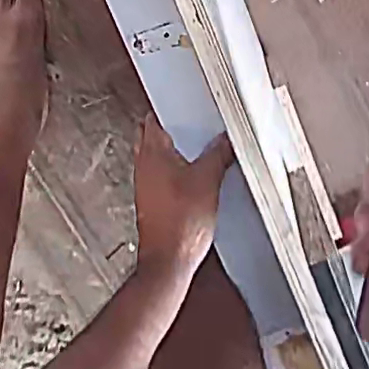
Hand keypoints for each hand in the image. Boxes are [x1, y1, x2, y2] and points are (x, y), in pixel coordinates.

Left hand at [134, 116, 233, 276]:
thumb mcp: (208, 180)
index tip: (184, 106)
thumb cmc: (180, 224)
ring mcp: (144, 183)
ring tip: (194, 152)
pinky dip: (170, 170)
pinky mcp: (150, 200)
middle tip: (191, 127)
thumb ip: (218, 154)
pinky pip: (158, 175)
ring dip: (170, 150)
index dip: (168, 110)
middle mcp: (143, 164)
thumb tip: (225, 141)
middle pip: (150, 135)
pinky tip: (190, 179)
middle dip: (169, 129)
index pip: (153, 117)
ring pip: (153, 155)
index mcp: (152, 151)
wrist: (168, 262)